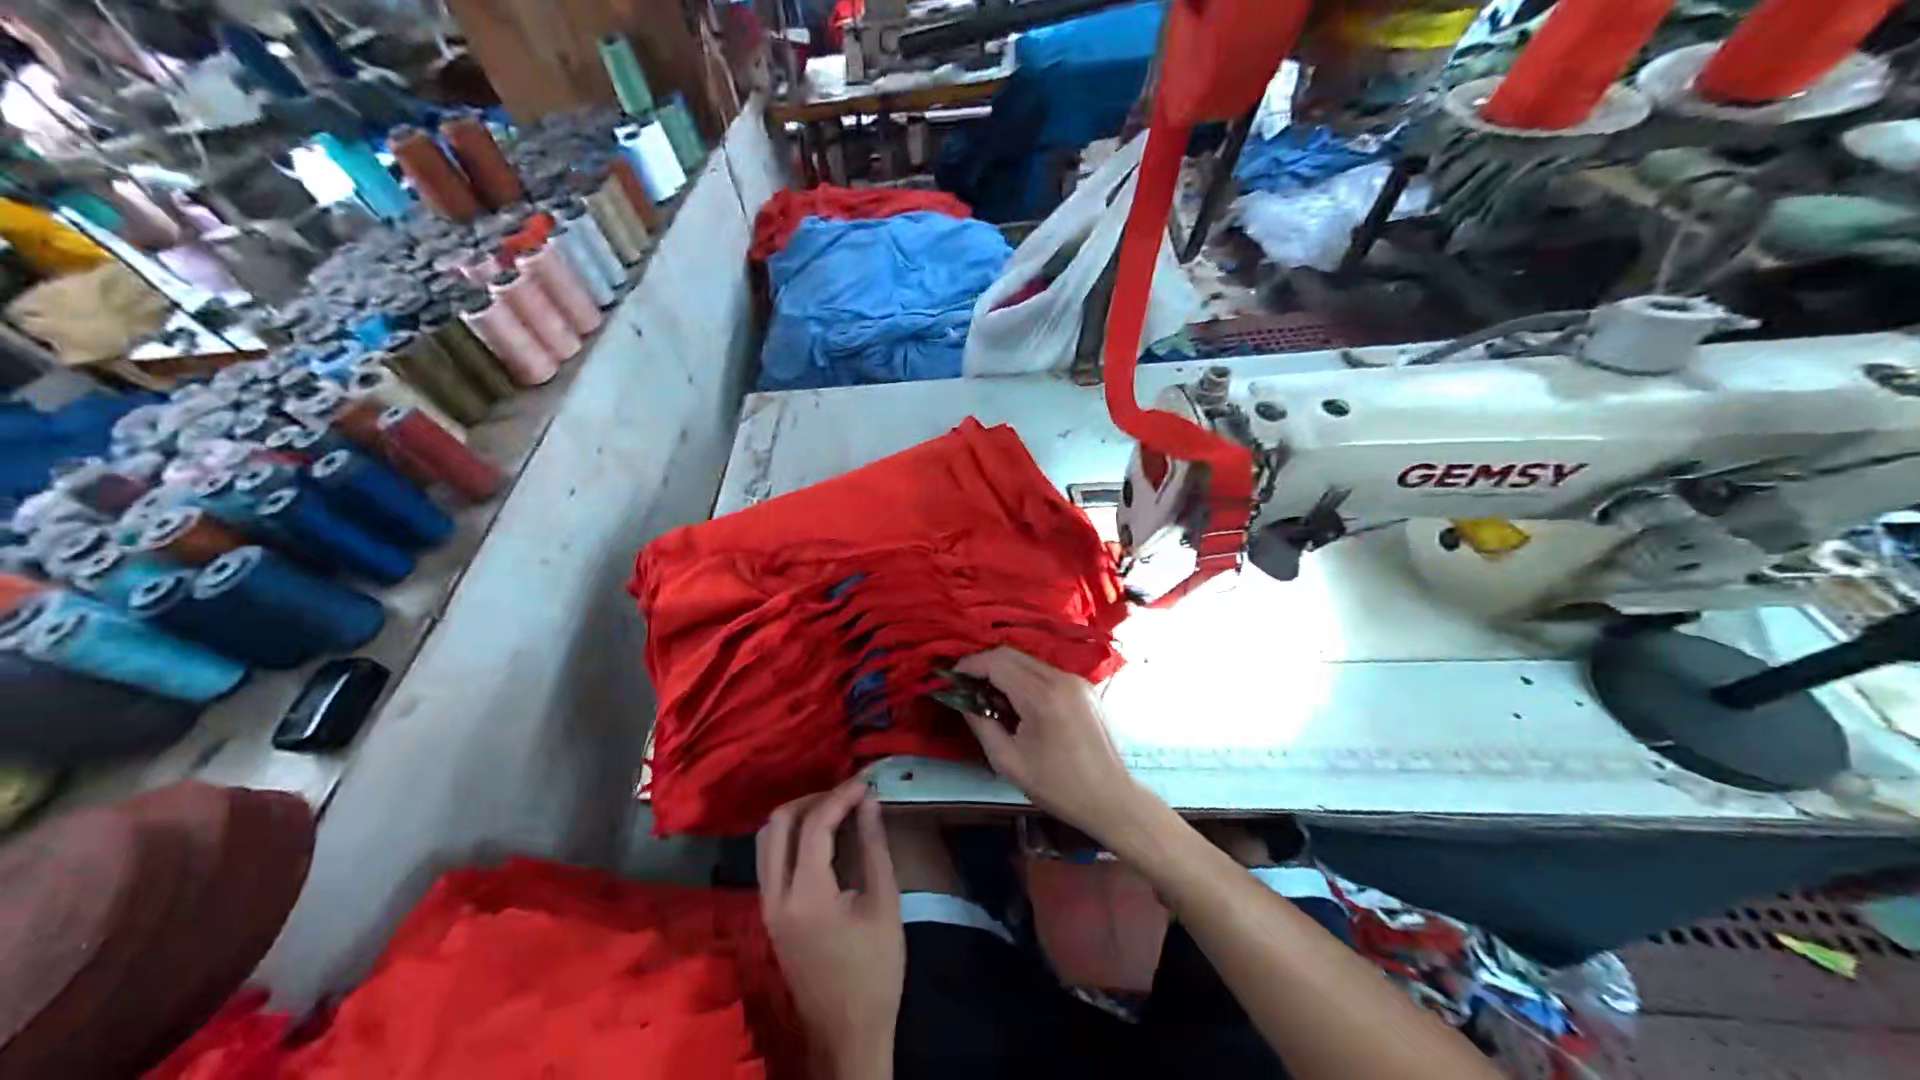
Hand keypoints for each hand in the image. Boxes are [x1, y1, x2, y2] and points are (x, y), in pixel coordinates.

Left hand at [758, 778, 902, 1079]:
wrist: (848, 1031)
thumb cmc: (876, 969)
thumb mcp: (885, 902)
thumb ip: (874, 845)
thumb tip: (869, 800)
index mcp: (806, 895)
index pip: (814, 824)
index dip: (840, 795)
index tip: (866, 782)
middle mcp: (775, 896)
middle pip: (778, 823)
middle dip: (813, 799)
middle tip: (848, 795)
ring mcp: (766, 907)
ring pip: (766, 839)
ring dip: (797, 816)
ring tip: (835, 810)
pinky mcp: (768, 915)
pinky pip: (769, 859)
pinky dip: (790, 837)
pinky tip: (820, 837)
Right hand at [954, 648, 1160, 844]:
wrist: (1110, 798)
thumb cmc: (1058, 786)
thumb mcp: (1008, 761)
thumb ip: (981, 724)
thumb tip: (962, 701)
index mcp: (1042, 696)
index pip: (997, 663)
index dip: (970, 665)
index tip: (950, 677)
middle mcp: (1061, 679)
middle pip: (1012, 655)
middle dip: (984, 665)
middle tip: (964, 684)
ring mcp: (1076, 681)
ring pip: (1029, 661)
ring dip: (1004, 671)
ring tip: (987, 695)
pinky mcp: (1084, 688)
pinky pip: (1045, 672)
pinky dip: (1024, 678)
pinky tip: (1016, 701)